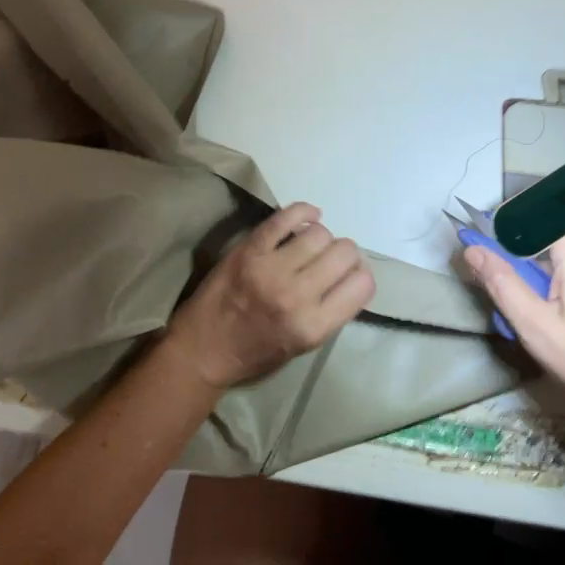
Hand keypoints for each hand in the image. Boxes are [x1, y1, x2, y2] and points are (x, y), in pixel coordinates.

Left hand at [162, 202, 376, 389]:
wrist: (203, 350)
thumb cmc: (255, 354)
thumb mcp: (303, 346)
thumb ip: (330, 313)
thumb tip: (351, 277)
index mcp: (313, 326)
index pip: (362, 284)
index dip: (360, 276)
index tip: (350, 276)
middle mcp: (296, 295)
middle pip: (344, 252)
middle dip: (345, 253)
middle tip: (331, 259)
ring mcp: (270, 269)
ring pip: (319, 233)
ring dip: (321, 236)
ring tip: (311, 245)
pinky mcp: (248, 250)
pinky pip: (284, 218)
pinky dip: (302, 211)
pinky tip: (308, 216)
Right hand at [465, 224, 564, 434]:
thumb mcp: (537, 328)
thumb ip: (503, 283)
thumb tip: (473, 249)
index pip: (542, 207)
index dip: (511, 214)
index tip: (488, 235)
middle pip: (554, 223)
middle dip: (522, 238)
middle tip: (500, 267)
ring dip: (542, 255)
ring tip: (526, 291)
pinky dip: (562, 268)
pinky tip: (556, 305)